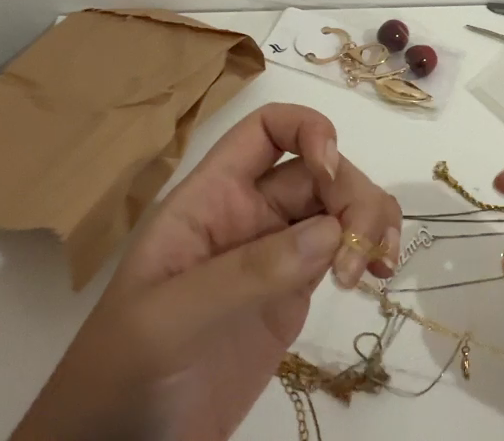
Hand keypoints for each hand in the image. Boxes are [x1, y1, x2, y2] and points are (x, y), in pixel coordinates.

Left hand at [12, 103, 402, 440]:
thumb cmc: (123, 373)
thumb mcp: (171, 318)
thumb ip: (249, 272)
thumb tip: (333, 232)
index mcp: (210, 199)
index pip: (265, 130)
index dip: (307, 130)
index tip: (331, 171)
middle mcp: (246, 214)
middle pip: (318, 171)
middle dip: (353, 196)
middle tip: (364, 258)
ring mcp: (273, 256)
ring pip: (338, 208)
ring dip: (371, 222)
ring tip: (378, 271)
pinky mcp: (291, 296)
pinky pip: (342, 253)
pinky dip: (370, 252)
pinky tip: (380, 277)